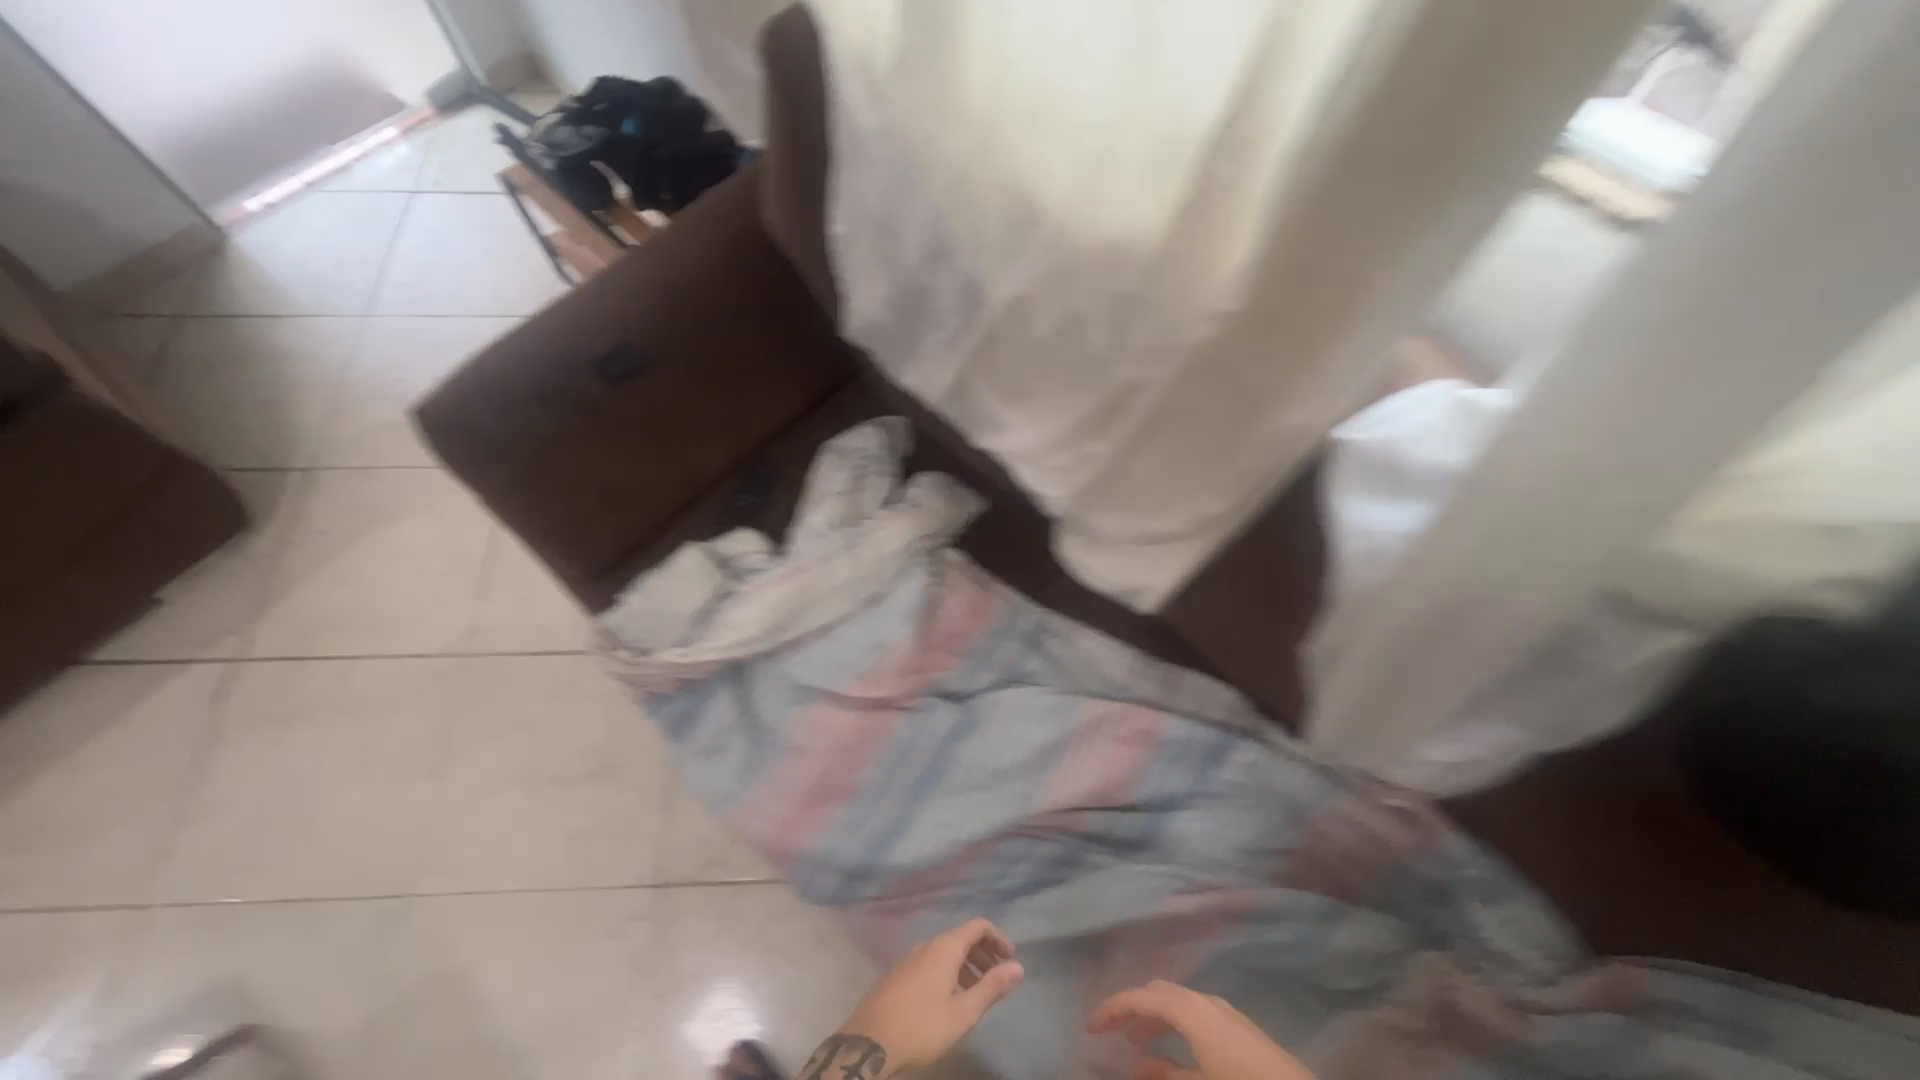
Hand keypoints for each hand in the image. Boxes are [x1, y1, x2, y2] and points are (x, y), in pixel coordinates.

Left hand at [806, 918, 1024, 1079]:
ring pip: (944, 953)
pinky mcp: (896, 975)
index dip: (998, 938)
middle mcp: (925, 946)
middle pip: (961, 938)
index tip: (1011, 958)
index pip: (978, 926)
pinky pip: (929, 964)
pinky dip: (947, 973)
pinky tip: (947, 1001)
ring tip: (976, 993)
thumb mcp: (964, 1012)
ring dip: (965, 966)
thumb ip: (992, 987)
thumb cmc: (922, 1026)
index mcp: (944, 948)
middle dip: (984, 954)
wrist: (869, 1043)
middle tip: (997, 978)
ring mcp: (907, 959)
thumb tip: (1018, 967)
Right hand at [1088, 980, 1315, 1079]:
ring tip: (1138, 1045)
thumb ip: (1165, 1075)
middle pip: (1160, 993)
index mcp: (1191, 1009)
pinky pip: (1196, 1016)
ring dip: (1155, 1019)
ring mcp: (1227, 1014)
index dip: (1112, 1008)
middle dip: (1134, 1010)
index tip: (1090, 1028)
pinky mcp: (1242, 1030)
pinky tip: (1175, 1053)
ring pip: (1179, 1005)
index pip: (1141, 996)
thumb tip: (1138, 1065)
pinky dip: (1176, 1027)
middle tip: (1113, 1035)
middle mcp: (1207, 1002)